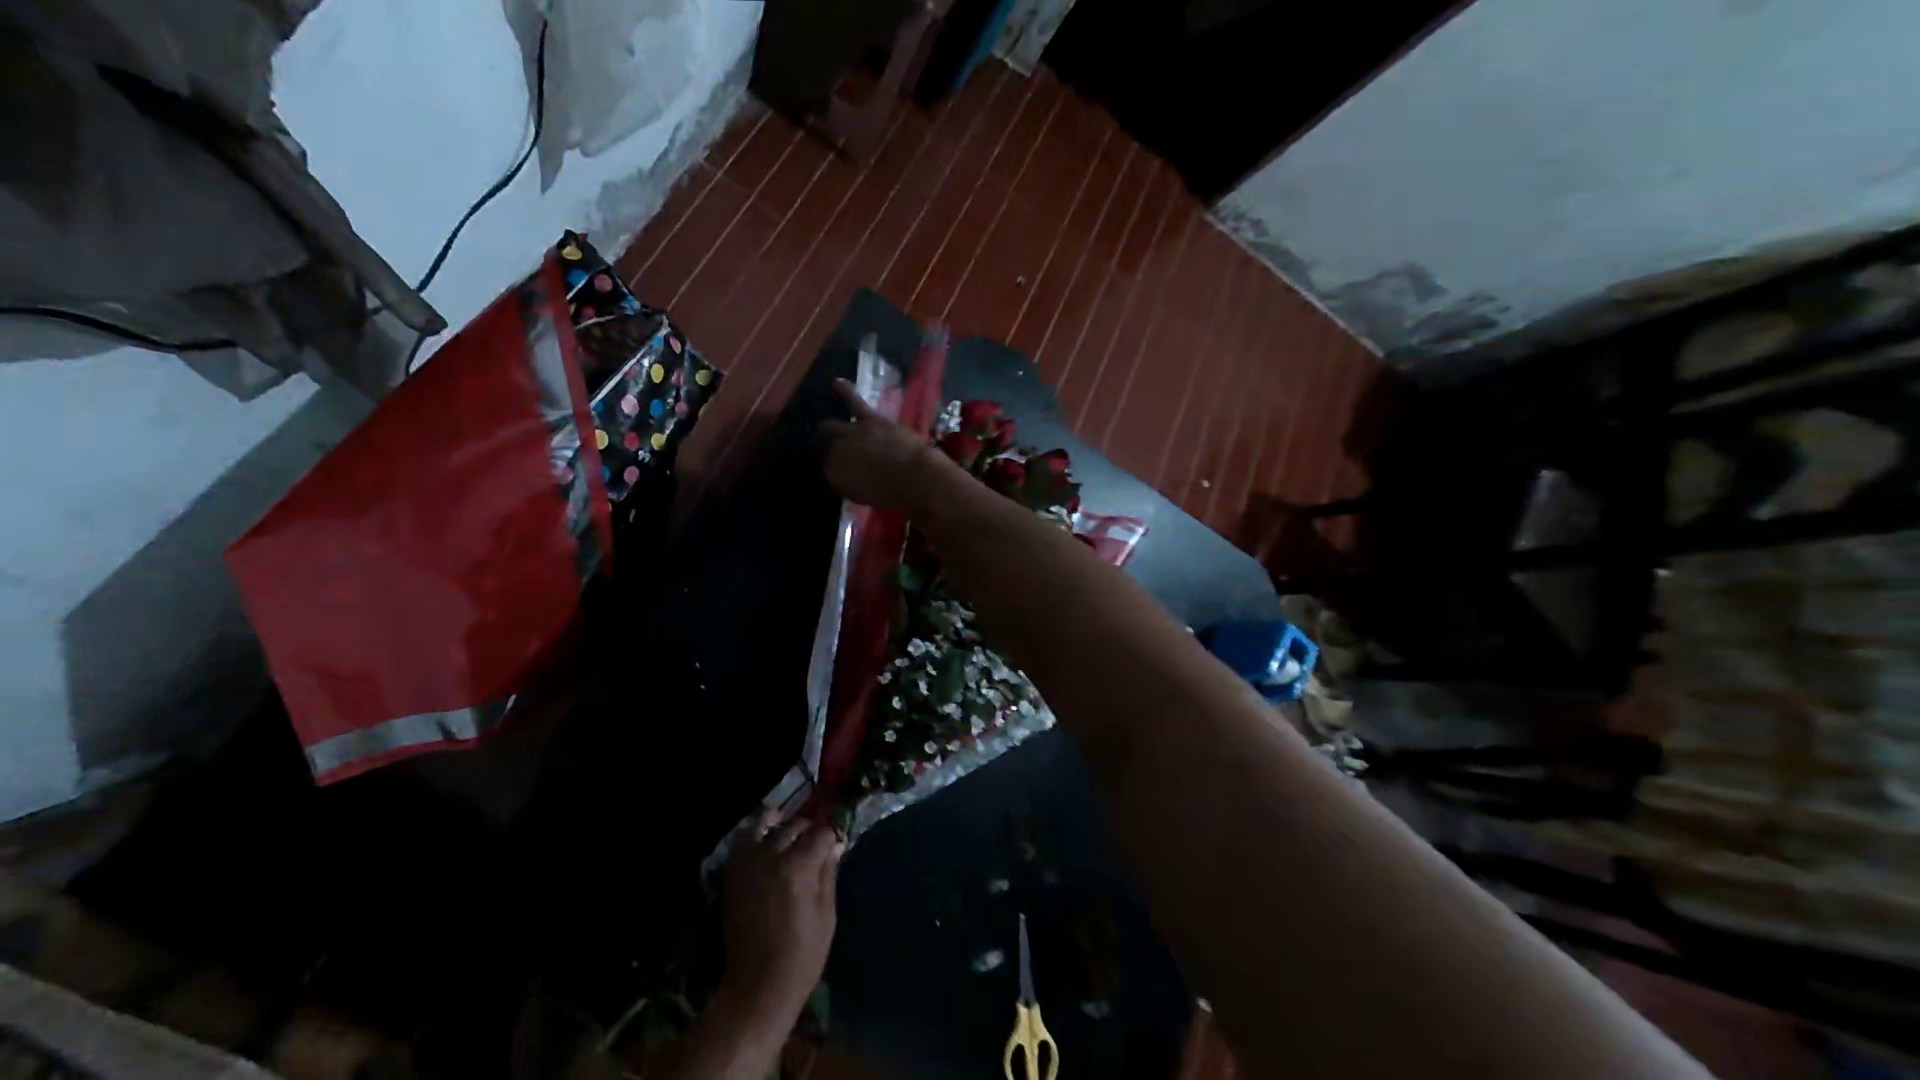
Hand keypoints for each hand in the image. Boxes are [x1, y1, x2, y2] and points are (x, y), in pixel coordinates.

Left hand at [721, 811, 842, 1017]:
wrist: (758, 985)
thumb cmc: (803, 954)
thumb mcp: (827, 915)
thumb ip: (828, 875)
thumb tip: (835, 846)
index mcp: (799, 868)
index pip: (821, 835)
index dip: (831, 839)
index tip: (835, 848)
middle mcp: (772, 858)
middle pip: (794, 827)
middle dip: (808, 830)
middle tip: (815, 844)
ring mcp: (748, 865)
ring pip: (763, 825)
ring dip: (778, 824)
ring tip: (786, 830)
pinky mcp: (733, 876)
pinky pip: (740, 842)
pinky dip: (752, 833)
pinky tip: (763, 839)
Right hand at [820, 378, 951, 511]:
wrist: (914, 477)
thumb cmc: (891, 493)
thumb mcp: (863, 496)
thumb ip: (848, 483)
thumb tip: (843, 475)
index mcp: (833, 474)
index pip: (823, 468)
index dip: (828, 468)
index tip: (834, 470)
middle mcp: (835, 452)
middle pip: (823, 446)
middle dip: (823, 449)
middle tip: (829, 453)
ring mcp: (850, 432)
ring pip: (831, 427)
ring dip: (827, 429)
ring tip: (823, 429)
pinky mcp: (869, 419)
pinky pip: (854, 401)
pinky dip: (846, 391)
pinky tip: (837, 382)